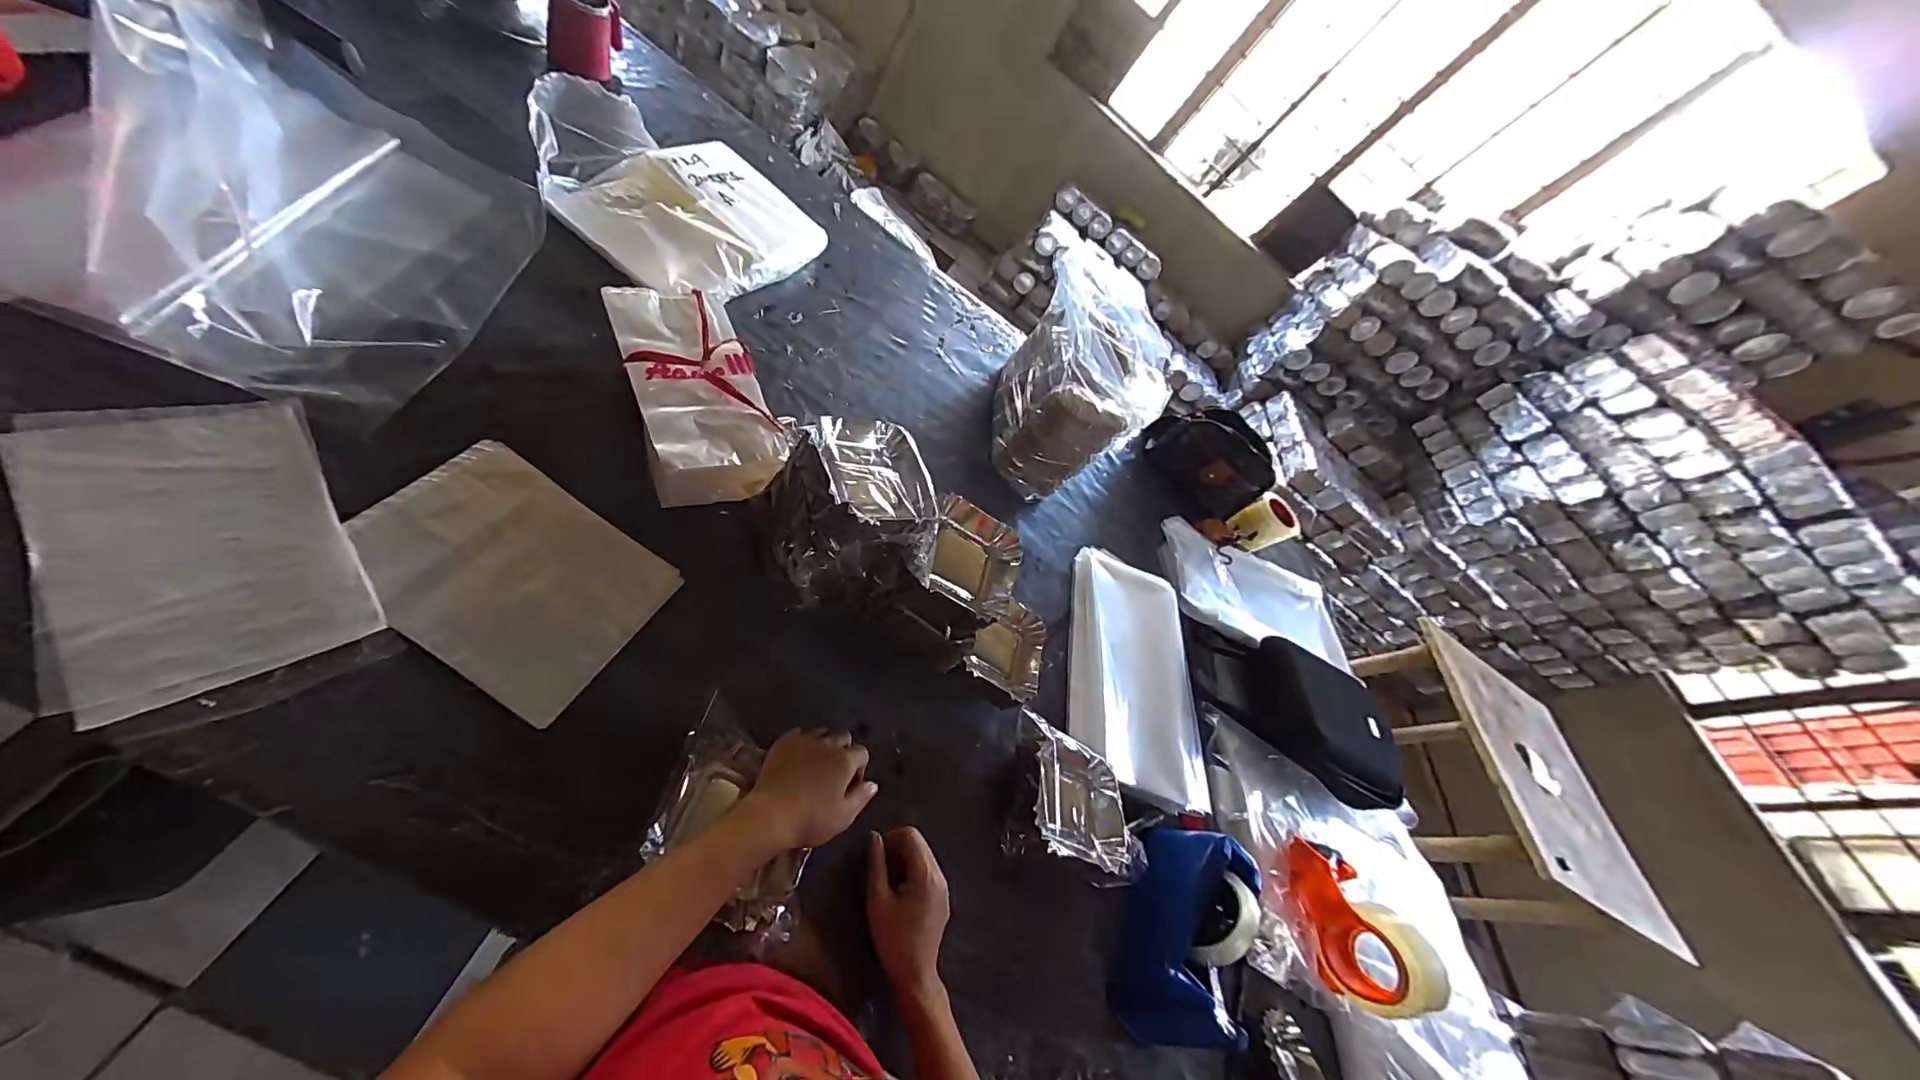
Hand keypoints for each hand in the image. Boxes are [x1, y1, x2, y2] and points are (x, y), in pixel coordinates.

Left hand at [734, 728, 876, 852]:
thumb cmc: (811, 819)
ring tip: (816, 761)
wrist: (769, 815)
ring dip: (824, 743)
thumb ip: (861, 797)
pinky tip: (797, 756)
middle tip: (835, 771)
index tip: (851, 784)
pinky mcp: (783, 743)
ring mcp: (804, 741)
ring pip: (821, 732)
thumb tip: (872, 784)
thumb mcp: (844, 816)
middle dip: (844, 749)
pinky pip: (799, 733)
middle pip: (843, 736)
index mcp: (845, 761)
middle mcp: (827, 744)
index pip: (862, 753)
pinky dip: (803, 741)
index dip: (860, 767)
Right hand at [867, 826, 949, 997]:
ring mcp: (944, 886)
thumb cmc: (892, 939)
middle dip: (897, 848)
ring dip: (905, 860)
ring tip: (889, 883)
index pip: (911, 835)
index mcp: (925, 874)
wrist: (915, 974)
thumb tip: (875, 838)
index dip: (891, 838)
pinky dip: (914, 871)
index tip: (877, 856)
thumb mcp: (877, 900)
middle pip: (919, 843)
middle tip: (880, 870)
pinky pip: (929, 870)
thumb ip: (876, 865)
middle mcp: (940, 875)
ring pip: (924, 855)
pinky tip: (901, 893)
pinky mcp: (943, 897)